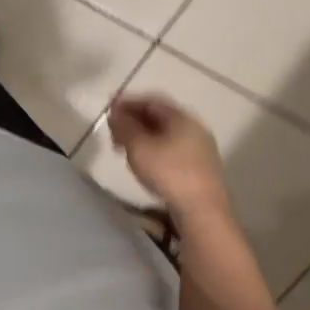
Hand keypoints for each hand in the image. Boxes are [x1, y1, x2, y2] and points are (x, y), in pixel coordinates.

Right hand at [108, 93, 230, 217]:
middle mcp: (194, 128)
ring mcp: (199, 147)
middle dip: (133, 119)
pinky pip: (171, 147)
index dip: (128, 101)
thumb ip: (124, 127)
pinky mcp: (198, 165)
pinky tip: (141, 160)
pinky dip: (152, 146)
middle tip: (112, 129)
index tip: (108, 107)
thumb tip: (115, 113)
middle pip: (159, 116)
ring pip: (164, 133)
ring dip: (141, 134)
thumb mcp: (138, 147)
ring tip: (122, 146)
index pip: (151, 101)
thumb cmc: (168, 172)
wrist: (201, 208)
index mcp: (181, 118)